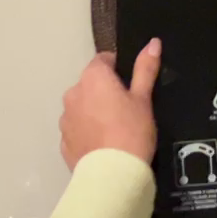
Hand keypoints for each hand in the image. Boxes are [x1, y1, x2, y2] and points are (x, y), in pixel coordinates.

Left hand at [60, 38, 160, 167]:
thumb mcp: (143, 98)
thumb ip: (145, 68)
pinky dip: (87, 131)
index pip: (103, 59)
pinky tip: (102, 144)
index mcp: (93, 77)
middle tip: (126, 108)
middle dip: (104, 90)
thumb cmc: (131, 131)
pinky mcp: (63, 141)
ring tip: (114, 128)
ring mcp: (65, 118)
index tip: (131, 84)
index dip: (118, 68)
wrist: (113, 175)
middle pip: (90, 83)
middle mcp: (73, 93)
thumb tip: (153, 42)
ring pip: (81, 106)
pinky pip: (76, 128)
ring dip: (93, 110)